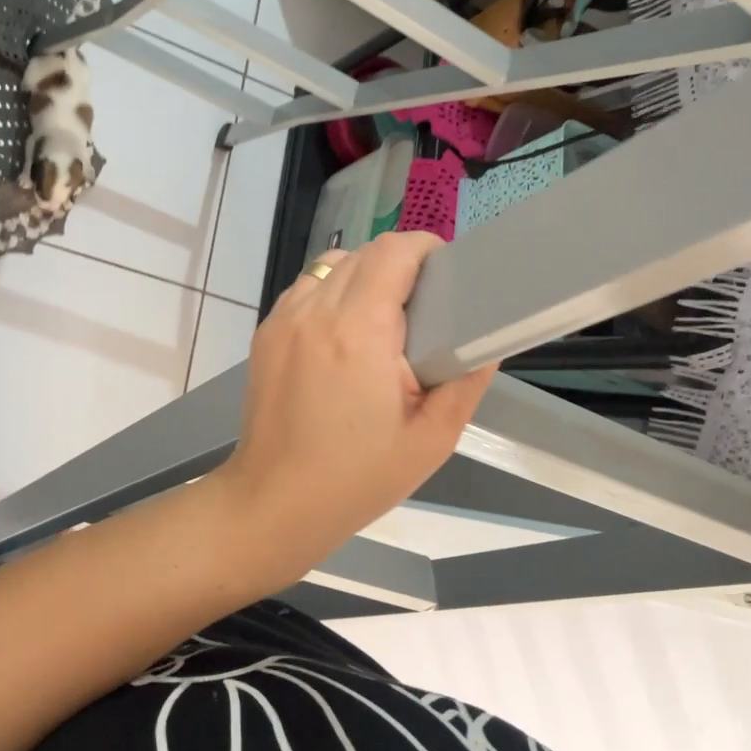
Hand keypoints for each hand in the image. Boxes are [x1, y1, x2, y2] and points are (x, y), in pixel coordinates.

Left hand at [212, 232, 496, 577]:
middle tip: (426, 306)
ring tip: (385, 320)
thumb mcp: (431, 439)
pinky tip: (345, 334)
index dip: (425, 250)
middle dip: (400, 265)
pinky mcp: (266, 332)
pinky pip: (306, 289)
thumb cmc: (357, 477)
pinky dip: (331, 293)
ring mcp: (283, 319)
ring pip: (330, 265)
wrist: (275, 501)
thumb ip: (465, 382)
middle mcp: (315, 311)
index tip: (447, 275)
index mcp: (358, 330)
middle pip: (363, 253)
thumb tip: (484, 341)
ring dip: (363, 276)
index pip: (392, 252)